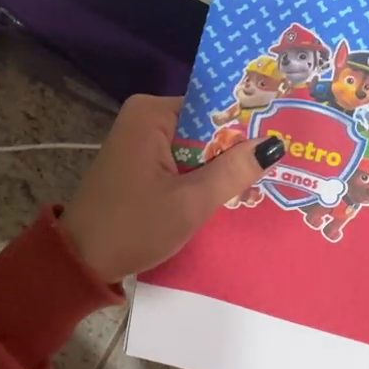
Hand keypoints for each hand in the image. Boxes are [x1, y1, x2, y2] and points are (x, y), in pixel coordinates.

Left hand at [60, 95, 284, 281]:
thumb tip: (274, 143)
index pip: (214, 107)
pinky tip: (233, 192)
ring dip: (222, 166)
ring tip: (269, 179)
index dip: (248, 123)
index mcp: (152, 112)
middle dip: (237, 148)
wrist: (80, 261)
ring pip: (198, 147)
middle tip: (287, 163)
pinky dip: (202, 177)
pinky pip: (183, 161)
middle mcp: (145, 116)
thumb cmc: (133, 226)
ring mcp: (141, 139)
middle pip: (207, 126)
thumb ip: (233, 171)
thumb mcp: (190, 202)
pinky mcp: (141, 162)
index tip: (287, 135)